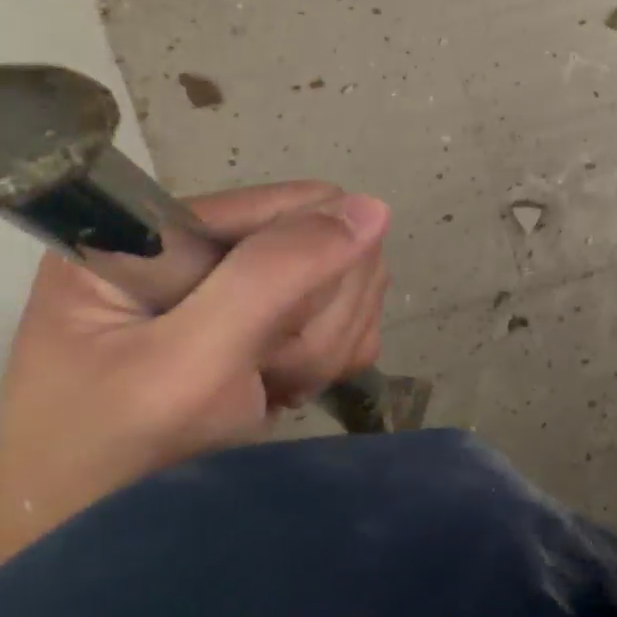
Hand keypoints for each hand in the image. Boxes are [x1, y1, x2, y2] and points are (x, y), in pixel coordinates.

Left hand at [0, 182, 390, 560]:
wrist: (108, 547)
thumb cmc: (120, 457)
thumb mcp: (187, 365)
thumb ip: (272, 277)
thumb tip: (372, 209)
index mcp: (150, 238)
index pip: (297, 204)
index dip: (308, 264)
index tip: (269, 334)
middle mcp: (199, 249)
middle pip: (331, 240)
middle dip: (319, 315)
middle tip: (266, 371)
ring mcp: (240, 286)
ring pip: (352, 276)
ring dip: (330, 340)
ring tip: (270, 386)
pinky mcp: (276, 319)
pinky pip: (356, 309)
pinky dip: (340, 353)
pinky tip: (290, 386)